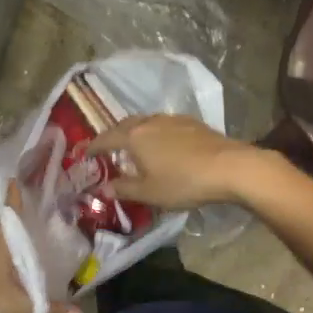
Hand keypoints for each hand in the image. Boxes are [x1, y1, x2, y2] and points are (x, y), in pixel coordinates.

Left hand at [0, 182, 82, 312]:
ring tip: (16, 238)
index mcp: (0, 245)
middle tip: (24, 213)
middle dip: (10, 218)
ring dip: (1, 237)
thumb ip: (52, 309)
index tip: (14, 179)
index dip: (13, 198)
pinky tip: (2, 263)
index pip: (9, 215)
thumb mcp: (24, 306)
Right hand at [85, 114, 281, 210]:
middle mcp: (150, 122)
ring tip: (135, 149)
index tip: (83, 154)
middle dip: (113, 137)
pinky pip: (164, 126)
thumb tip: (103, 189)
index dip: (92, 147)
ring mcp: (173, 119)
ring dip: (136, 134)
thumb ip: (123, 189)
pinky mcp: (193, 123)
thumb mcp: (149, 193)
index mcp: (134, 136)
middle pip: (125, 126)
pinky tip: (163, 147)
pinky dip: (156, 135)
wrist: (229, 167)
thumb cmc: (183, 182)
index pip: (105, 139)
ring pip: (146, 123)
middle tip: (108, 150)